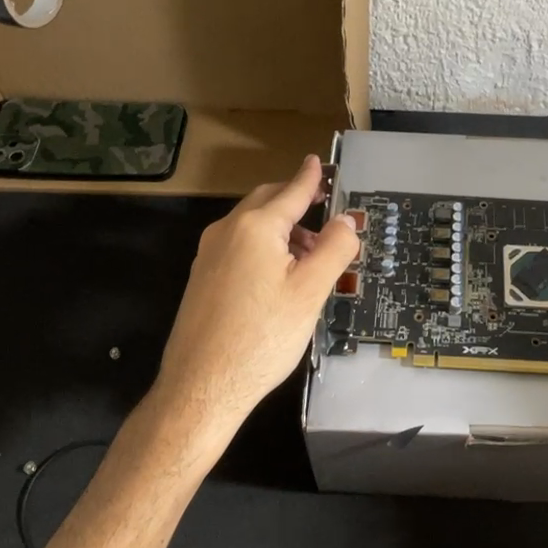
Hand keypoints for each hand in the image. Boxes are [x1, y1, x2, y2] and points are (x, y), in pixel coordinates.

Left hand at [149, 155, 358, 438]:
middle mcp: (226, 231)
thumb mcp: (311, 292)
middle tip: (323, 212)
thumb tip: (345, 221)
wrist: (201, 386)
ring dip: (282, 229)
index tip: (317, 161)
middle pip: (267, 202)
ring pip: (251, 225)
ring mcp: (209, 255)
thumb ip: (334, 249)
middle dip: (296, 202)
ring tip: (310, 257)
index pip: (291, 191)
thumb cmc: (262, 337)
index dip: (310, 177)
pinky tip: (279, 277)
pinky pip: (238, 246)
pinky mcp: (202, 278)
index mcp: (255, 227)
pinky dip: (264, 246)